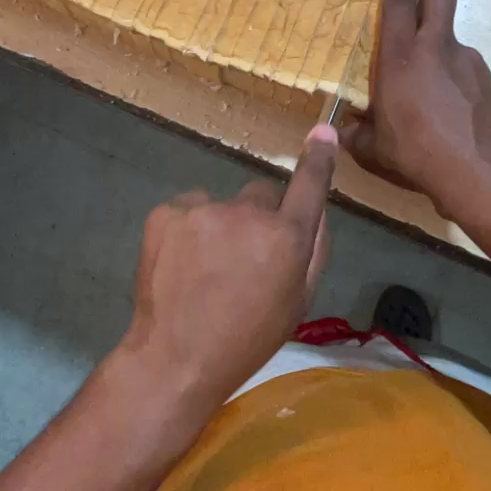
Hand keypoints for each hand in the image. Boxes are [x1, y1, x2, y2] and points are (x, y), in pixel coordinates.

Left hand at [116, 124, 338, 409]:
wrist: (175, 357)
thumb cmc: (247, 339)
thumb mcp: (298, 303)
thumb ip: (313, 250)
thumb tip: (317, 209)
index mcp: (287, 238)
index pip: (309, 186)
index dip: (318, 158)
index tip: (324, 133)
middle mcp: (248, 213)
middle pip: (261, 196)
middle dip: (258, 218)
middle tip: (242, 260)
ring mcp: (203, 209)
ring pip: (221, 205)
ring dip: (219, 226)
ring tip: (204, 270)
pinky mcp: (166, 212)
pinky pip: (188, 210)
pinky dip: (187, 231)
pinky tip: (180, 265)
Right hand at [341, 0, 490, 222]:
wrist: (478, 172)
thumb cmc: (416, 155)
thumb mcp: (372, 148)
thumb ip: (356, 132)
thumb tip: (345, 128)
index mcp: (400, 58)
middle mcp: (435, 48)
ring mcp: (466, 60)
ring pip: (447, 40)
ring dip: (435, 47)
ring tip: (424, 91)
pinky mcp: (484, 78)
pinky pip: (460, 70)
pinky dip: (449, 79)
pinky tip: (445, 109)